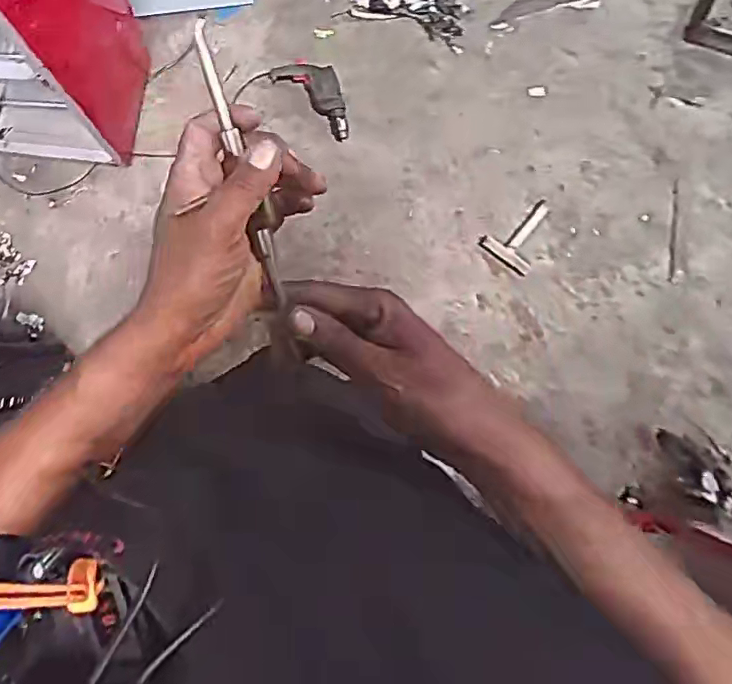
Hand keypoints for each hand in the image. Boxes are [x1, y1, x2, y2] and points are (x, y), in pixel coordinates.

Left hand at [131, 107, 326, 363]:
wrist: (188, 327)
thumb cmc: (186, 280)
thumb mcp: (219, 225)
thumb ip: (245, 184)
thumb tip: (267, 147)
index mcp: (191, 181)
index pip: (204, 131)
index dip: (229, 119)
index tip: (258, 121)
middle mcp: (209, 192)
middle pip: (243, 154)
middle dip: (274, 156)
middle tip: (298, 171)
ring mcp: (228, 213)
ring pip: (261, 180)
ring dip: (288, 179)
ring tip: (312, 189)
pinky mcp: (245, 235)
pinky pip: (270, 207)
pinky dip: (288, 202)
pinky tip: (304, 206)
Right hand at [287, 282, 506, 451]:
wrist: (482, 439)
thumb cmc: (436, 402)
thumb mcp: (381, 373)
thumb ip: (335, 342)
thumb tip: (290, 312)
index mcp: (377, 304)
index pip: (317, 292)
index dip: (283, 300)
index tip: (249, 315)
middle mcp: (374, 311)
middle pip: (319, 306)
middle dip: (289, 323)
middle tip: (265, 352)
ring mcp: (375, 334)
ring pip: (324, 327)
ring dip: (300, 340)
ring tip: (276, 362)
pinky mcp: (376, 357)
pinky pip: (335, 346)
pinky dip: (315, 354)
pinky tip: (300, 368)